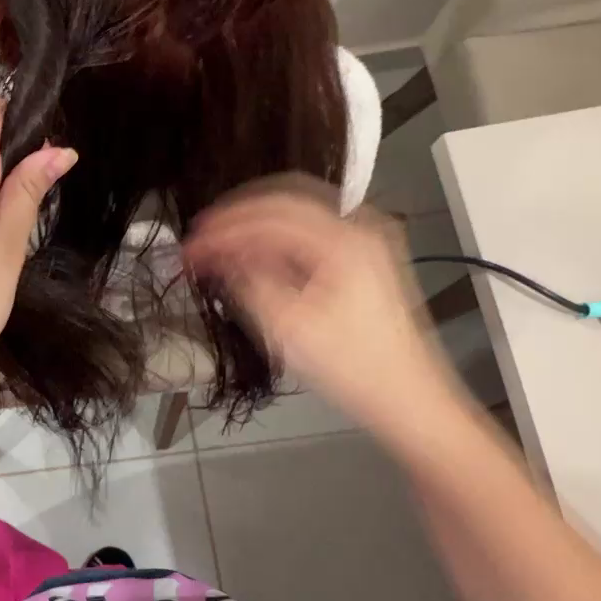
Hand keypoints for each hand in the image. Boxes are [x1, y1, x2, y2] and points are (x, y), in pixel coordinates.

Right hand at [184, 175, 462, 437]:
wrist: (411, 400)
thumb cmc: (352, 369)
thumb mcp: (289, 328)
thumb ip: (249, 282)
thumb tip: (220, 256)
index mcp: (344, 239)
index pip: (271, 214)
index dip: (224, 227)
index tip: (190, 247)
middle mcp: (361, 226)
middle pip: (287, 200)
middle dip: (238, 217)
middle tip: (201, 240)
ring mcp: (367, 242)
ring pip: (299, 215)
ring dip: (256, 228)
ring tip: (221, 250)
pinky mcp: (366, 260)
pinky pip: (313, 235)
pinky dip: (279, 242)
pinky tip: (256, 262)